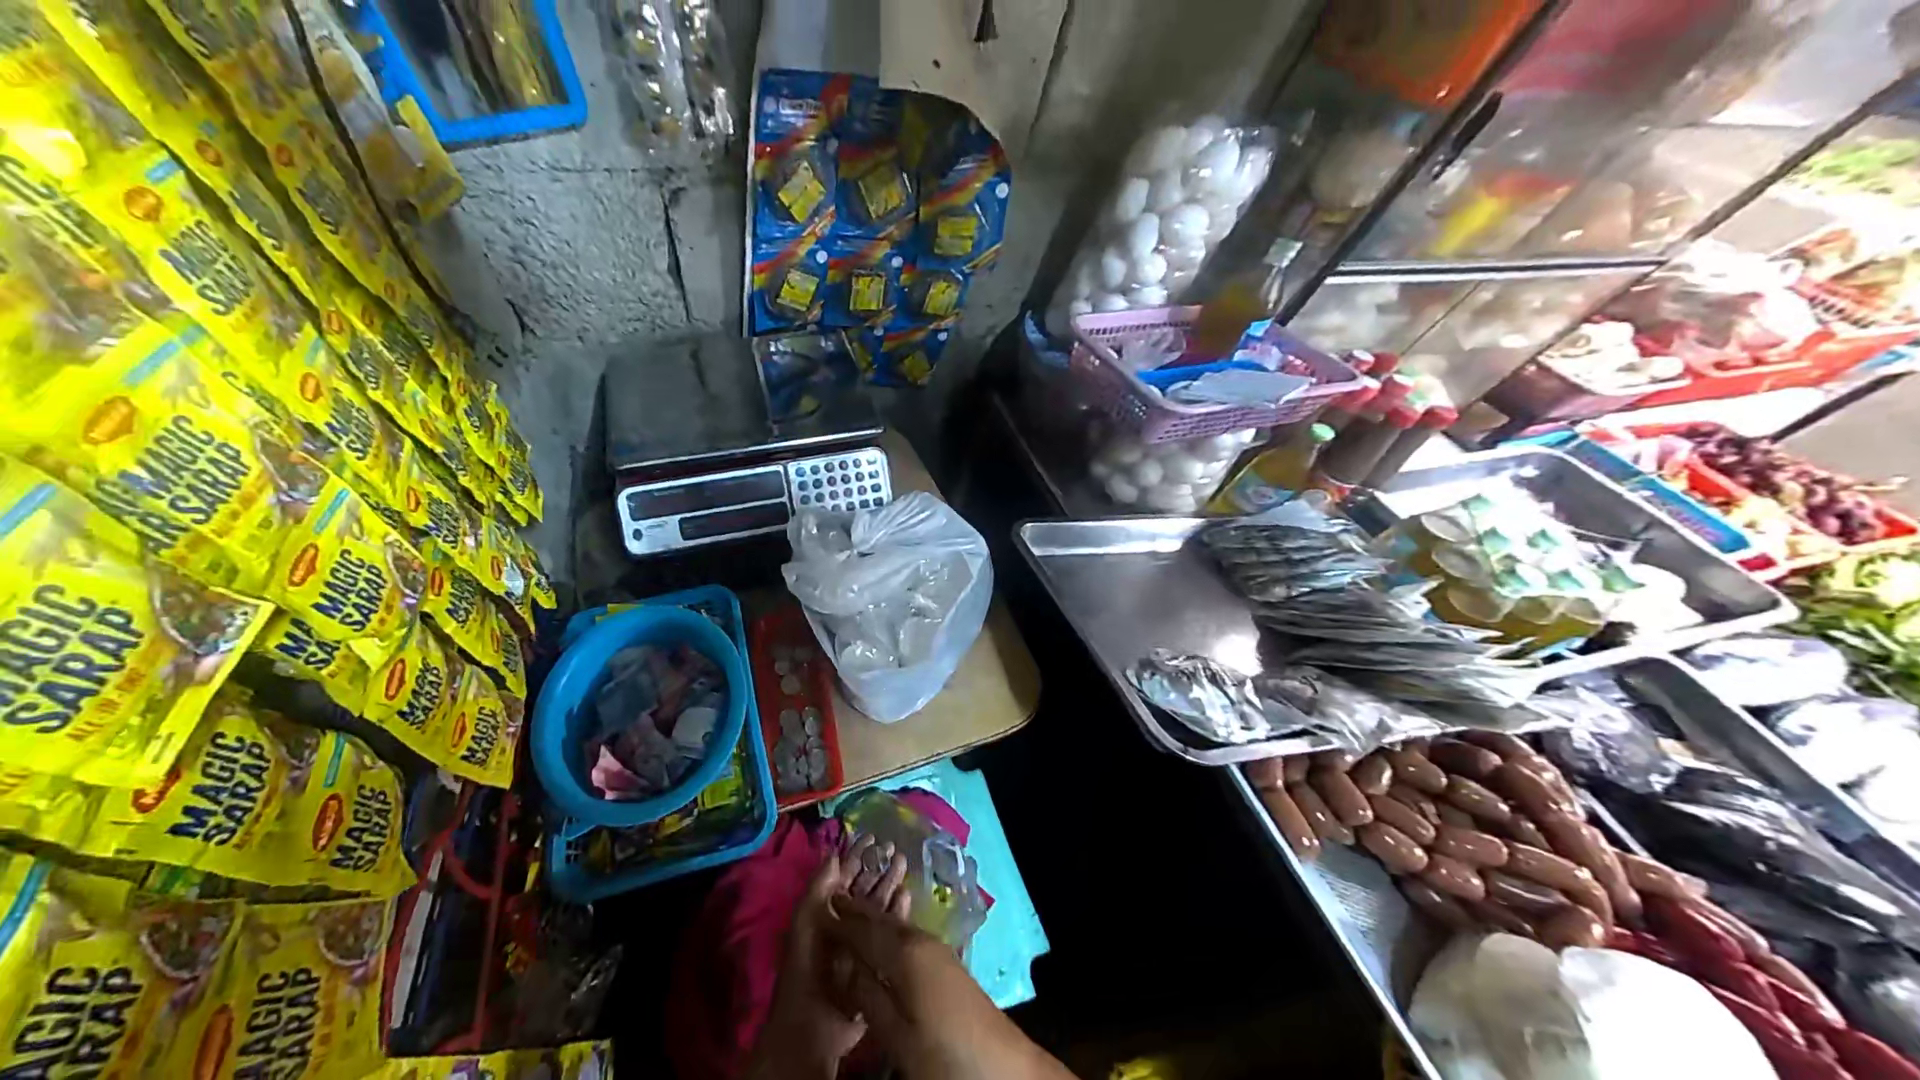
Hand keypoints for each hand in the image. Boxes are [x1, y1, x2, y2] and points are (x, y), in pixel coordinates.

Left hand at [746, 835, 908, 1079]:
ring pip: (879, 906)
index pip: (842, 876)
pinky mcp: (877, 958)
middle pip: (864, 888)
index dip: (856, 856)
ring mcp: (861, 941)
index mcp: (824, 912)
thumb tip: (834, 853)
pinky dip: (898, 911)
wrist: (816, 1021)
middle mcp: (843, 923)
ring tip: (905, 863)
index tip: (873, 836)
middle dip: (878, 867)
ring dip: (891, 884)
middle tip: (896, 847)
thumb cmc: (807, 966)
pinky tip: (907, 895)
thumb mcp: (805, 920)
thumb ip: (819, 887)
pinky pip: (889, 929)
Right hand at [824, 893, 1075, 1079]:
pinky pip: (907, 936)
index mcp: (904, 953)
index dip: (839, 920)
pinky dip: (887, 932)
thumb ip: (867, 996)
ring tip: (847, 914)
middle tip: (828, 901)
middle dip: (855, 911)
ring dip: (872, 918)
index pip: (862, 929)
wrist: (999, 1063)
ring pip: (895, 925)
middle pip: (881, 920)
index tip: (815, 909)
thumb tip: (845, 966)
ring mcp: (935, 948)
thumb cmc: (942, 1051)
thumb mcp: (896, 1032)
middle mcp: (919, 940)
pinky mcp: (943, 961)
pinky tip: (879, 940)